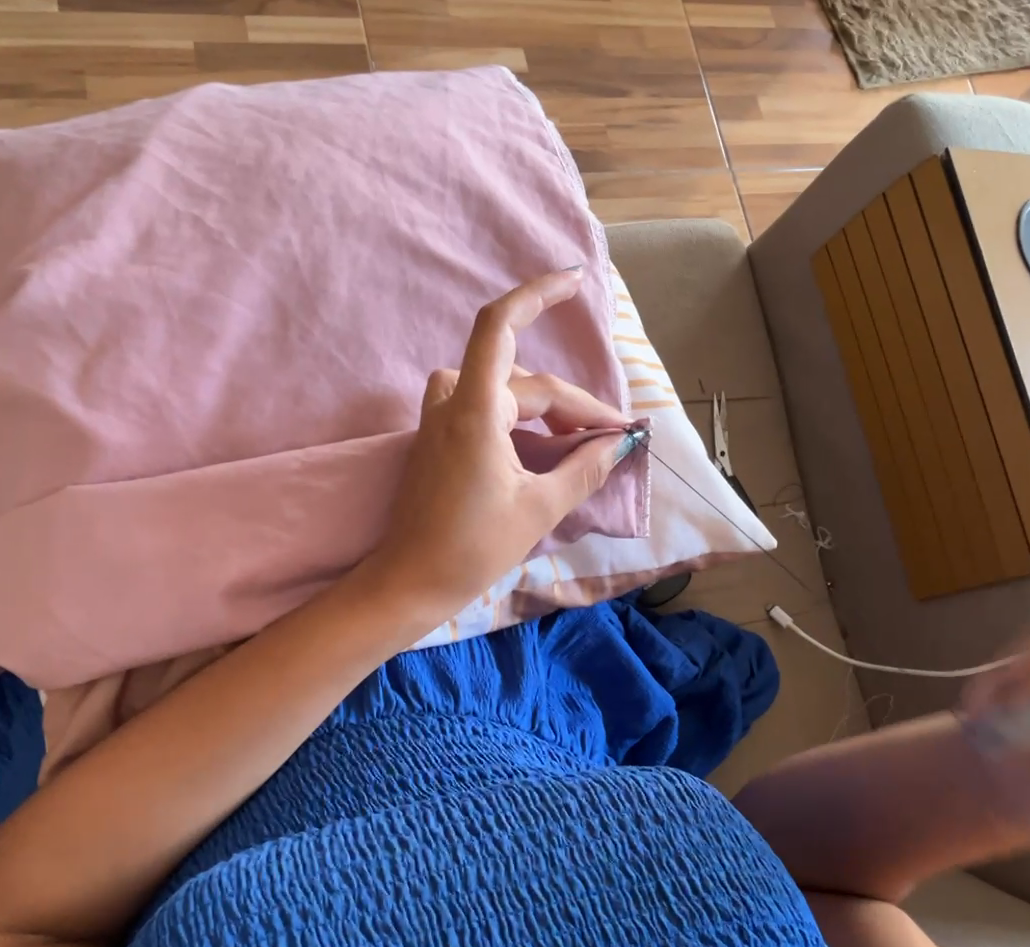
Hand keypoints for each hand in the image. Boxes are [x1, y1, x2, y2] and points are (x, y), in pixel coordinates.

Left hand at [360, 268, 634, 614]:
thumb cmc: (472, 548)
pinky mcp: (435, 442)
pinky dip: (515, 417)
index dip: (538, 294)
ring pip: (500, 390)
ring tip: (574, 438)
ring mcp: (438, 423)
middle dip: (570, 405)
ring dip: (539, 406)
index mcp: (475, 410)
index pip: (501, 326)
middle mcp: (451, 405)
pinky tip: (538, 446)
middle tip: (609, 439)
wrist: (409, 582)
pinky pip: (481, 408)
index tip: (576, 281)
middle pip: (523, 380)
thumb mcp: (539, 508)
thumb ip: (584, 469)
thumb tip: (619, 443)